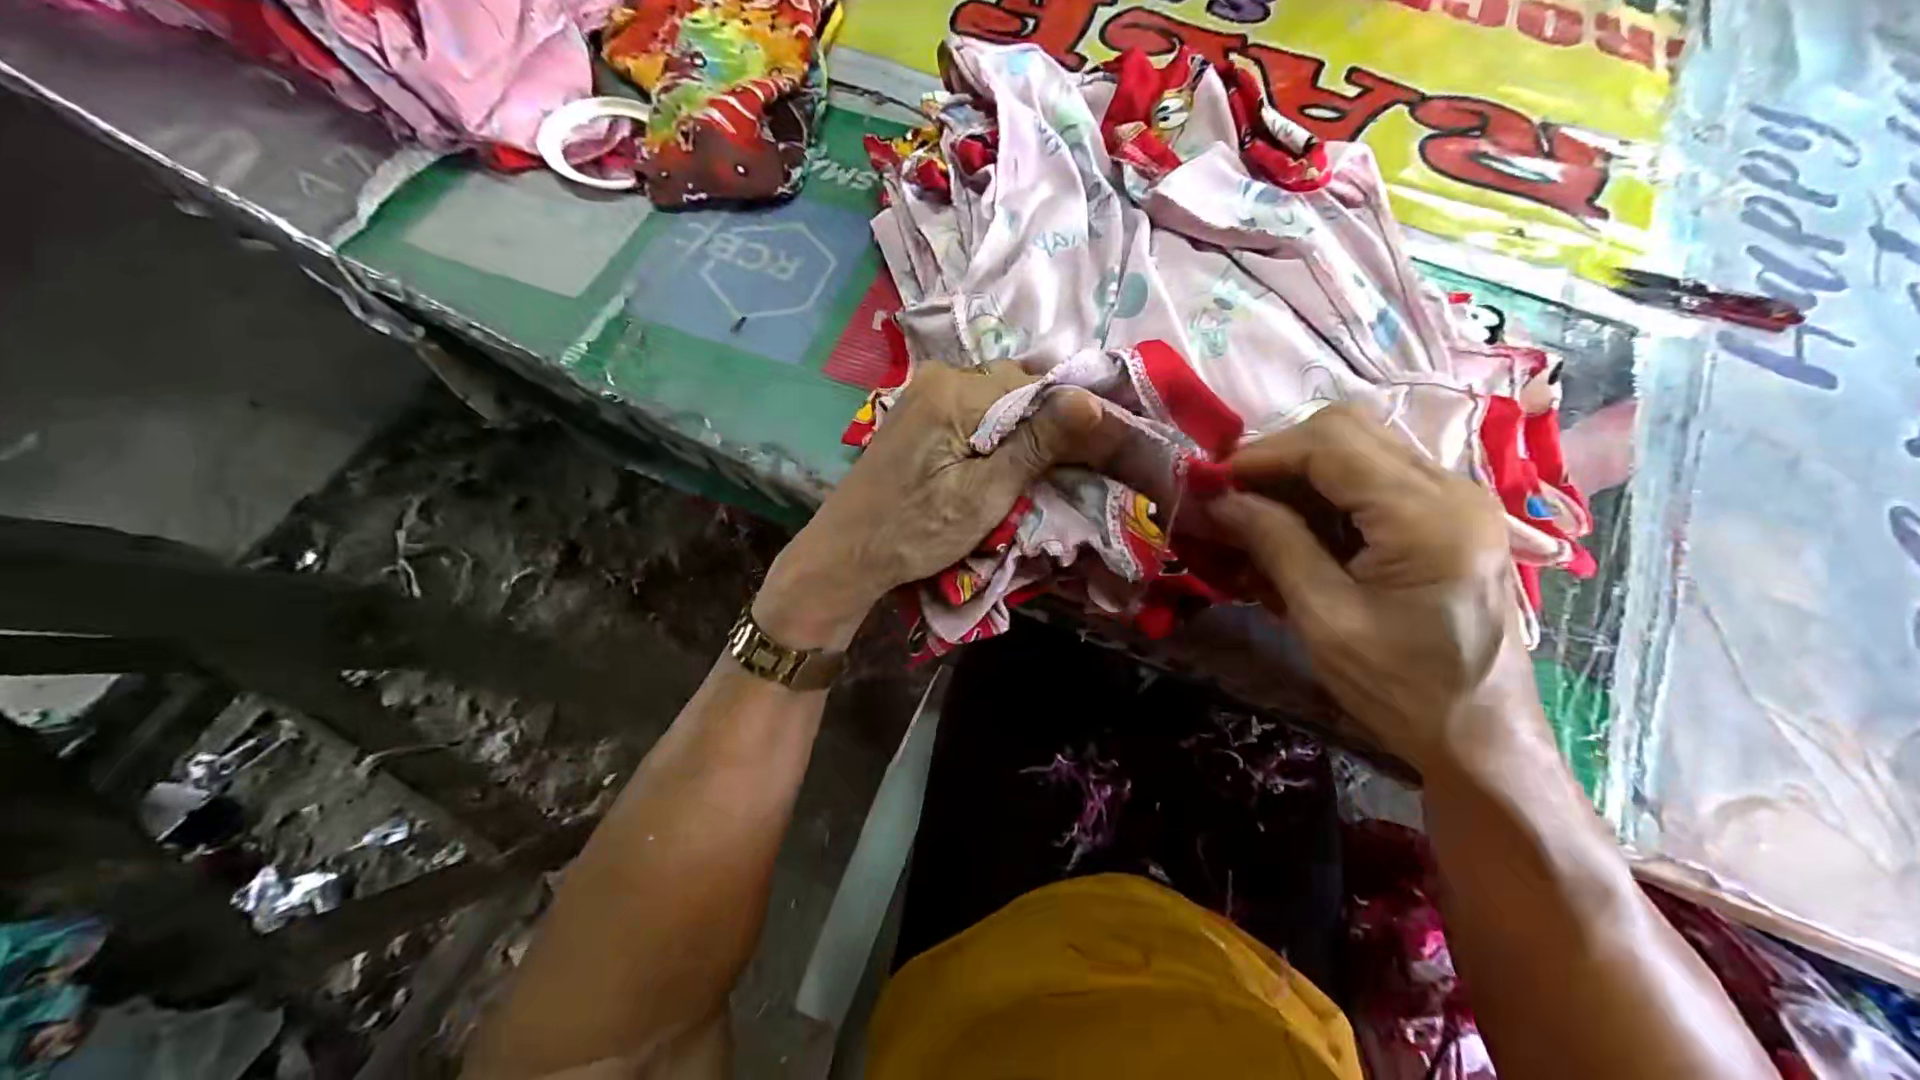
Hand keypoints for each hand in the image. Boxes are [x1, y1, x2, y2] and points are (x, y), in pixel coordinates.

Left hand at [754, 363, 1107, 650]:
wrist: (845, 555)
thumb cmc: (915, 532)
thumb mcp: (984, 495)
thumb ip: (1037, 445)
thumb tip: (1090, 399)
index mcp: (955, 392)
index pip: (1036, 384)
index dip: (1073, 414)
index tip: (1101, 447)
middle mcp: (938, 378)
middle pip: (1015, 385)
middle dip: (1047, 419)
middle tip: (1072, 462)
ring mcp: (922, 394)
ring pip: (995, 398)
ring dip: (1022, 425)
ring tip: (1041, 465)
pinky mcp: (916, 415)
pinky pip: (971, 410)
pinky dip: (995, 430)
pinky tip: (1004, 459)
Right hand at [1207, 406, 1534, 770]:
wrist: (1478, 734)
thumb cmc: (1399, 687)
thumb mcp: (1324, 618)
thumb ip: (1274, 544)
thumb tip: (1218, 499)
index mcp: (1426, 515)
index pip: (1330, 443)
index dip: (1260, 454)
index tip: (1209, 484)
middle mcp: (1450, 488)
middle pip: (1346, 430)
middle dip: (1276, 456)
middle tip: (1229, 496)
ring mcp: (1452, 499)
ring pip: (1356, 448)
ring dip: (1295, 473)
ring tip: (1251, 514)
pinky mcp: (1442, 516)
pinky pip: (1370, 479)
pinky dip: (1321, 493)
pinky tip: (1291, 529)